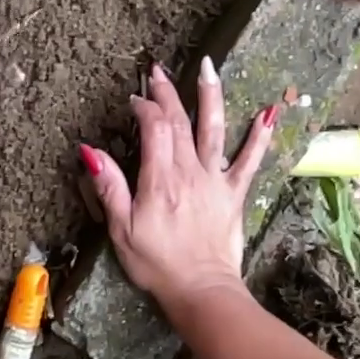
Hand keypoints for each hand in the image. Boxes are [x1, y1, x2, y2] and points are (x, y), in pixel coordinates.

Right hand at [81, 59, 277, 311]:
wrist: (201, 290)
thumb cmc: (157, 265)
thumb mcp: (122, 230)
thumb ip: (111, 188)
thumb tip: (91, 152)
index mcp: (160, 180)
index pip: (154, 128)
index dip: (144, 108)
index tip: (134, 100)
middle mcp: (189, 172)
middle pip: (180, 122)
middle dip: (167, 93)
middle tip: (158, 71)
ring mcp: (215, 181)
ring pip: (214, 130)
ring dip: (210, 97)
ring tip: (209, 68)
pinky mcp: (234, 194)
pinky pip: (249, 161)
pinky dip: (259, 137)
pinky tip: (268, 113)